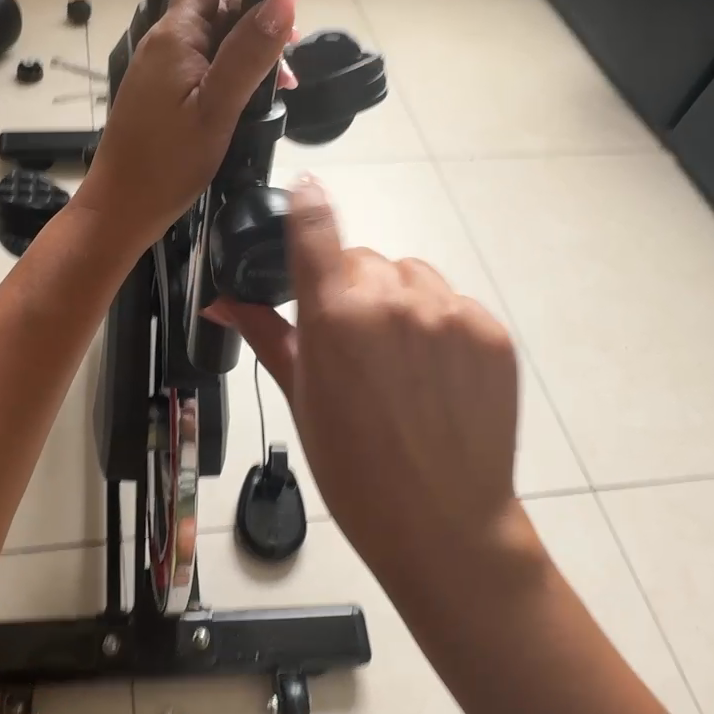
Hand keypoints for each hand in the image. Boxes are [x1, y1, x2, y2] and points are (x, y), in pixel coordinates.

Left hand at [70, 0, 295, 251]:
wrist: (122, 209)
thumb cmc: (167, 163)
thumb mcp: (219, 106)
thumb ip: (250, 49)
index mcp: (175, 36)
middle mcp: (164, 45)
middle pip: (216, 8)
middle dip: (257, 18)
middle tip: (293, 49)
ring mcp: (161, 72)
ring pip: (214, 42)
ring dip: (249, 51)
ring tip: (282, 83)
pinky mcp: (162, 96)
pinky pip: (203, 70)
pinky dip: (232, 76)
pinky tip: (254, 100)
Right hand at [205, 179, 522, 569]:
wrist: (443, 523)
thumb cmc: (354, 468)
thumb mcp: (301, 398)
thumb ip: (266, 335)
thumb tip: (222, 301)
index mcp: (335, 315)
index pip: (315, 227)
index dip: (306, 203)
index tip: (306, 191)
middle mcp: (394, 299)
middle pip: (364, 260)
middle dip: (351, 287)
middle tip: (352, 342)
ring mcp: (449, 313)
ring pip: (411, 276)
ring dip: (398, 300)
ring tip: (399, 360)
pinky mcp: (491, 330)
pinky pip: (454, 305)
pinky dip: (440, 325)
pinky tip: (436, 374)